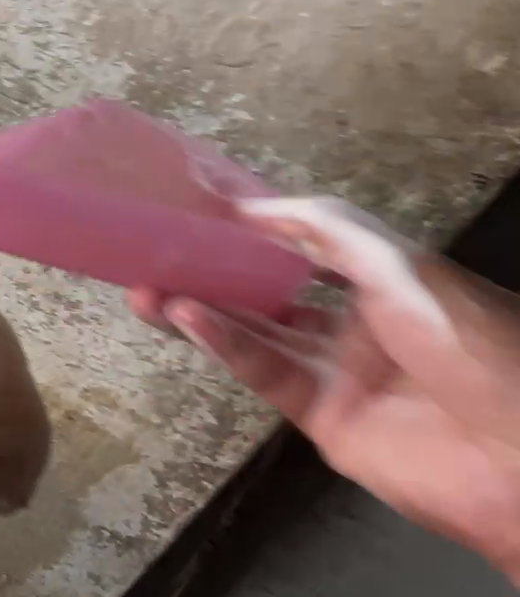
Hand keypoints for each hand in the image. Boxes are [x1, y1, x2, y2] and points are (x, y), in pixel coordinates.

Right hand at [129, 196, 519, 580]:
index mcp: (385, 289)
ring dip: (197, 308)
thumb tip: (247, 205)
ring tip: (144, 290)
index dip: (249, 233)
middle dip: (206, 274)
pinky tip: (183, 318)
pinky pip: (260, 370)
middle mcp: (356, 327)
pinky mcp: (318, 414)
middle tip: (149, 257)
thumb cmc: (476, 349)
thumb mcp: (407, 270)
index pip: (301, 253)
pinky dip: (220, 342)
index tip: (193, 214)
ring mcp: (335, 373)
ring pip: (250, 331)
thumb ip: (329, 228)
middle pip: (264, 293)